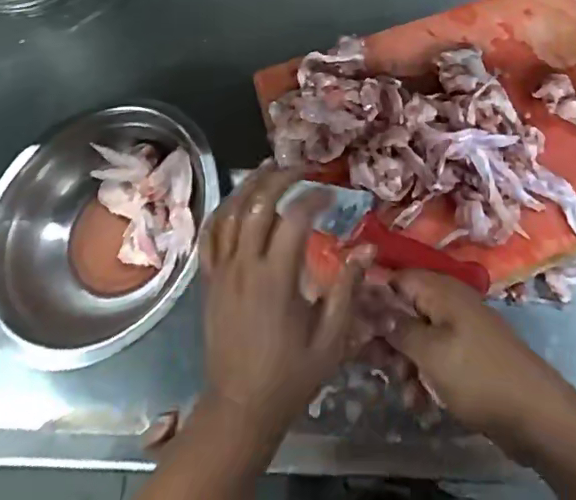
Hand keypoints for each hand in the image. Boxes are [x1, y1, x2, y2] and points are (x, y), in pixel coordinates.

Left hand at [197, 165, 369, 436]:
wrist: (240, 408)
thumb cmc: (290, 376)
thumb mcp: (331, 340)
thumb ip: (347, 290)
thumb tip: (367, 248)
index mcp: (276, 280)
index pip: (294, 219)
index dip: (315, 198)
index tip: (333, 194)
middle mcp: (244, 267)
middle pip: (259, 204)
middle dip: (282, 178)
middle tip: (303, 168)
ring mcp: (221, 272)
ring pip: (230, 213)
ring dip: (251, 185)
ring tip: (270, 167)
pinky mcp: (209, 281)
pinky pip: (210, 235)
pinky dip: (223, 210)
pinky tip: (237, 199)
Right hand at [382, 268, 575, 459]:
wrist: (535, 414)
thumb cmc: (478, 376)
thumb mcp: (430, 352)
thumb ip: (397, 326)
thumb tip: (368, 299)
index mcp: (440, 290)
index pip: (395, 278)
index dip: (371, 298)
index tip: (350, 324)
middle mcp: (448, 303)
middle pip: (403, 310)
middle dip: (387, 340)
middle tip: (377, 368)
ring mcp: (459, 330)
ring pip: (416, 339)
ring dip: (405, 366)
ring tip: (407, 393)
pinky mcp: (466, 356)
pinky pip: (434, 359)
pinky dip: (424, 378)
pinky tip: (421, 404)